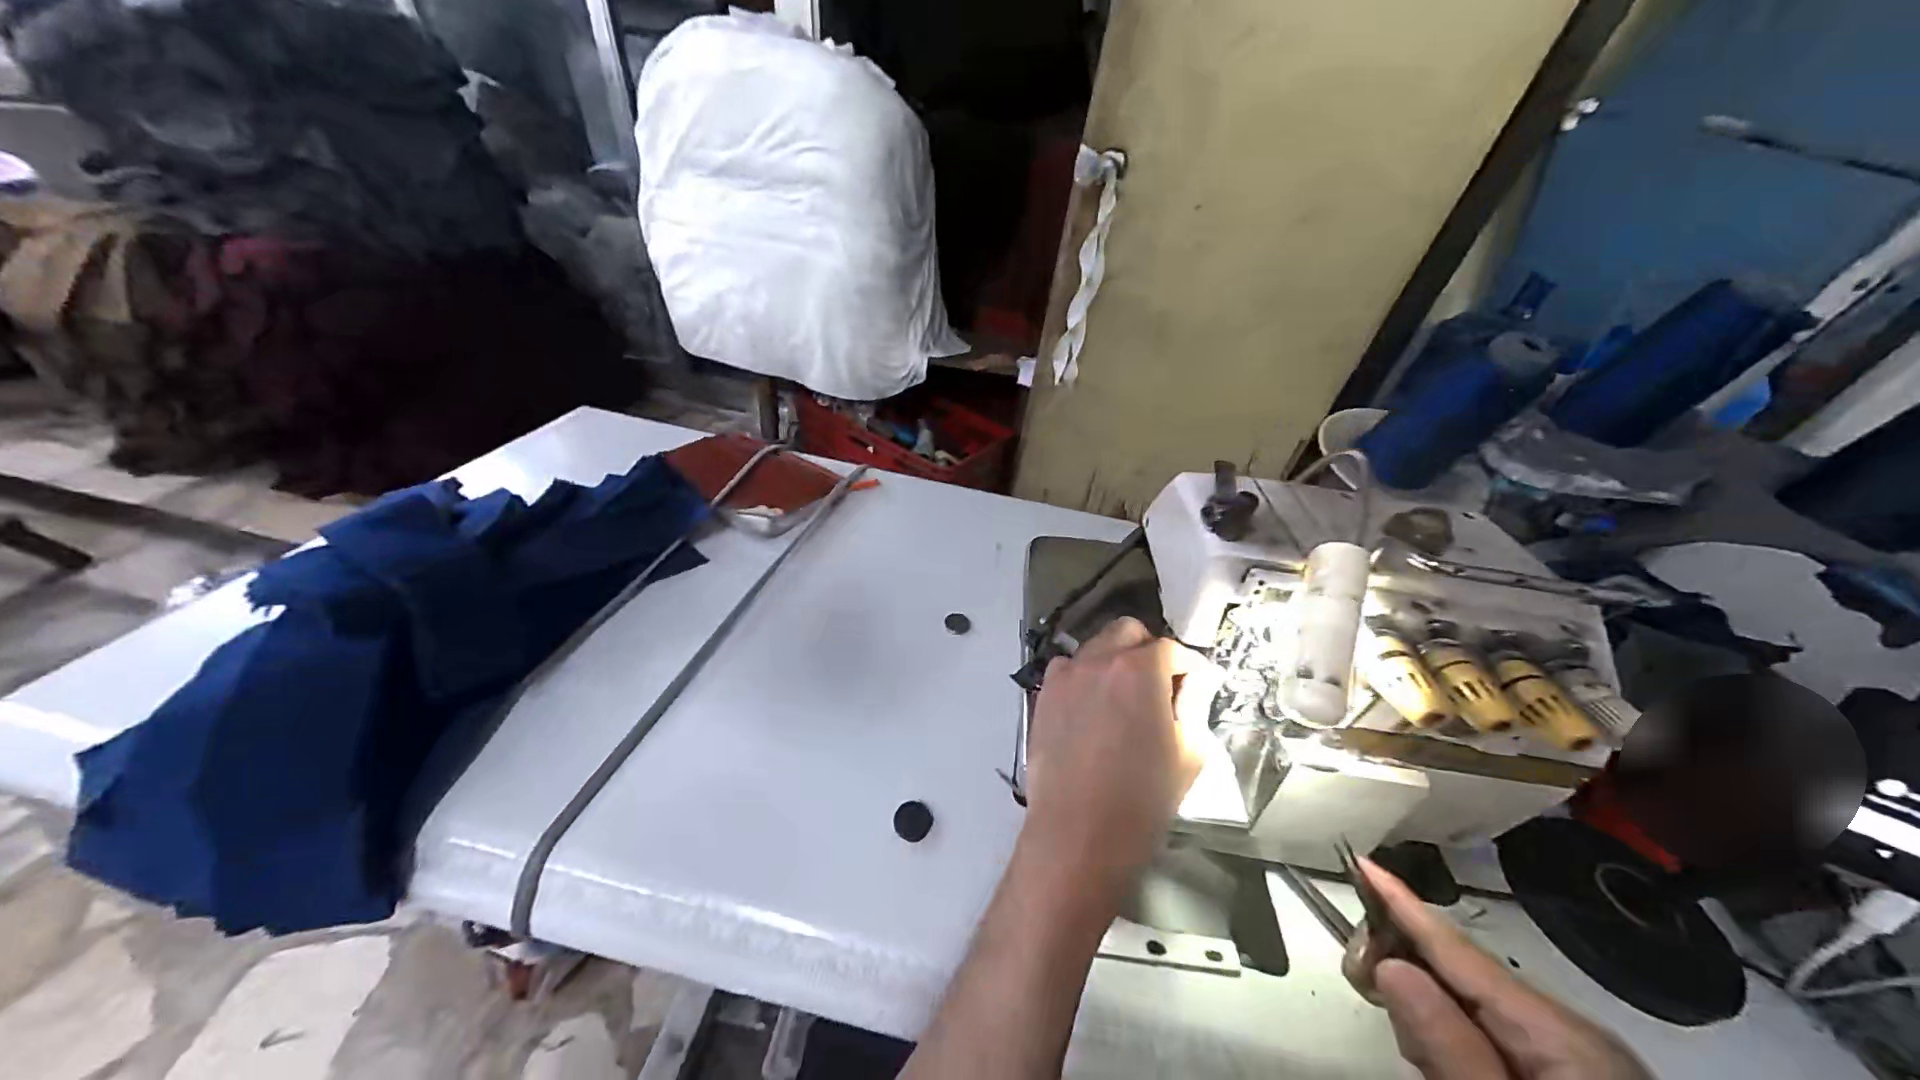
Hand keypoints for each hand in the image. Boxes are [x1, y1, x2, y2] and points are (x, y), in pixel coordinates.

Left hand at [1021, 617, 1217, 892]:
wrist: (1078, 832)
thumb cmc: (1142, 798)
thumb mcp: (1188, 753)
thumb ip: (1192, 706)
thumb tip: (1194, 682)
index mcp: (1139, 669)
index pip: (1170, 648)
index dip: (1187, 666)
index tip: (1194, 685)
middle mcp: (1098, 660)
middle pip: (1127, 633)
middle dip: (1147, 650)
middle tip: (1159, 685)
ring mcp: (1065, 675)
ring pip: (1095, 648)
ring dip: (1113, 661)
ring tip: (1123, 698)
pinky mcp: (1044, 696)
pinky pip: (1067, 671)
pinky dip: (1083, 678)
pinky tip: (1092, 709)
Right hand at [1355, 858, 1652, 1079]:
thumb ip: (1449, 1049)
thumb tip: (1391, 966)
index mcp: (1563, 1038)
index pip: (1461, 951)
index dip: (1405, 905)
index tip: (1362, 864)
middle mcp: (1573, 1035)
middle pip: (1465, 972)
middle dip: (1409, 968)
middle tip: (1363, 984)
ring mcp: (1578, 1059)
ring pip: (1475, 1004)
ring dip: (1432, 1014)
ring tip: (1420, 1056)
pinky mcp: (1571, 1078)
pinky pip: (1495, 1035)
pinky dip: (1457, 1039)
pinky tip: (1447, 1065)